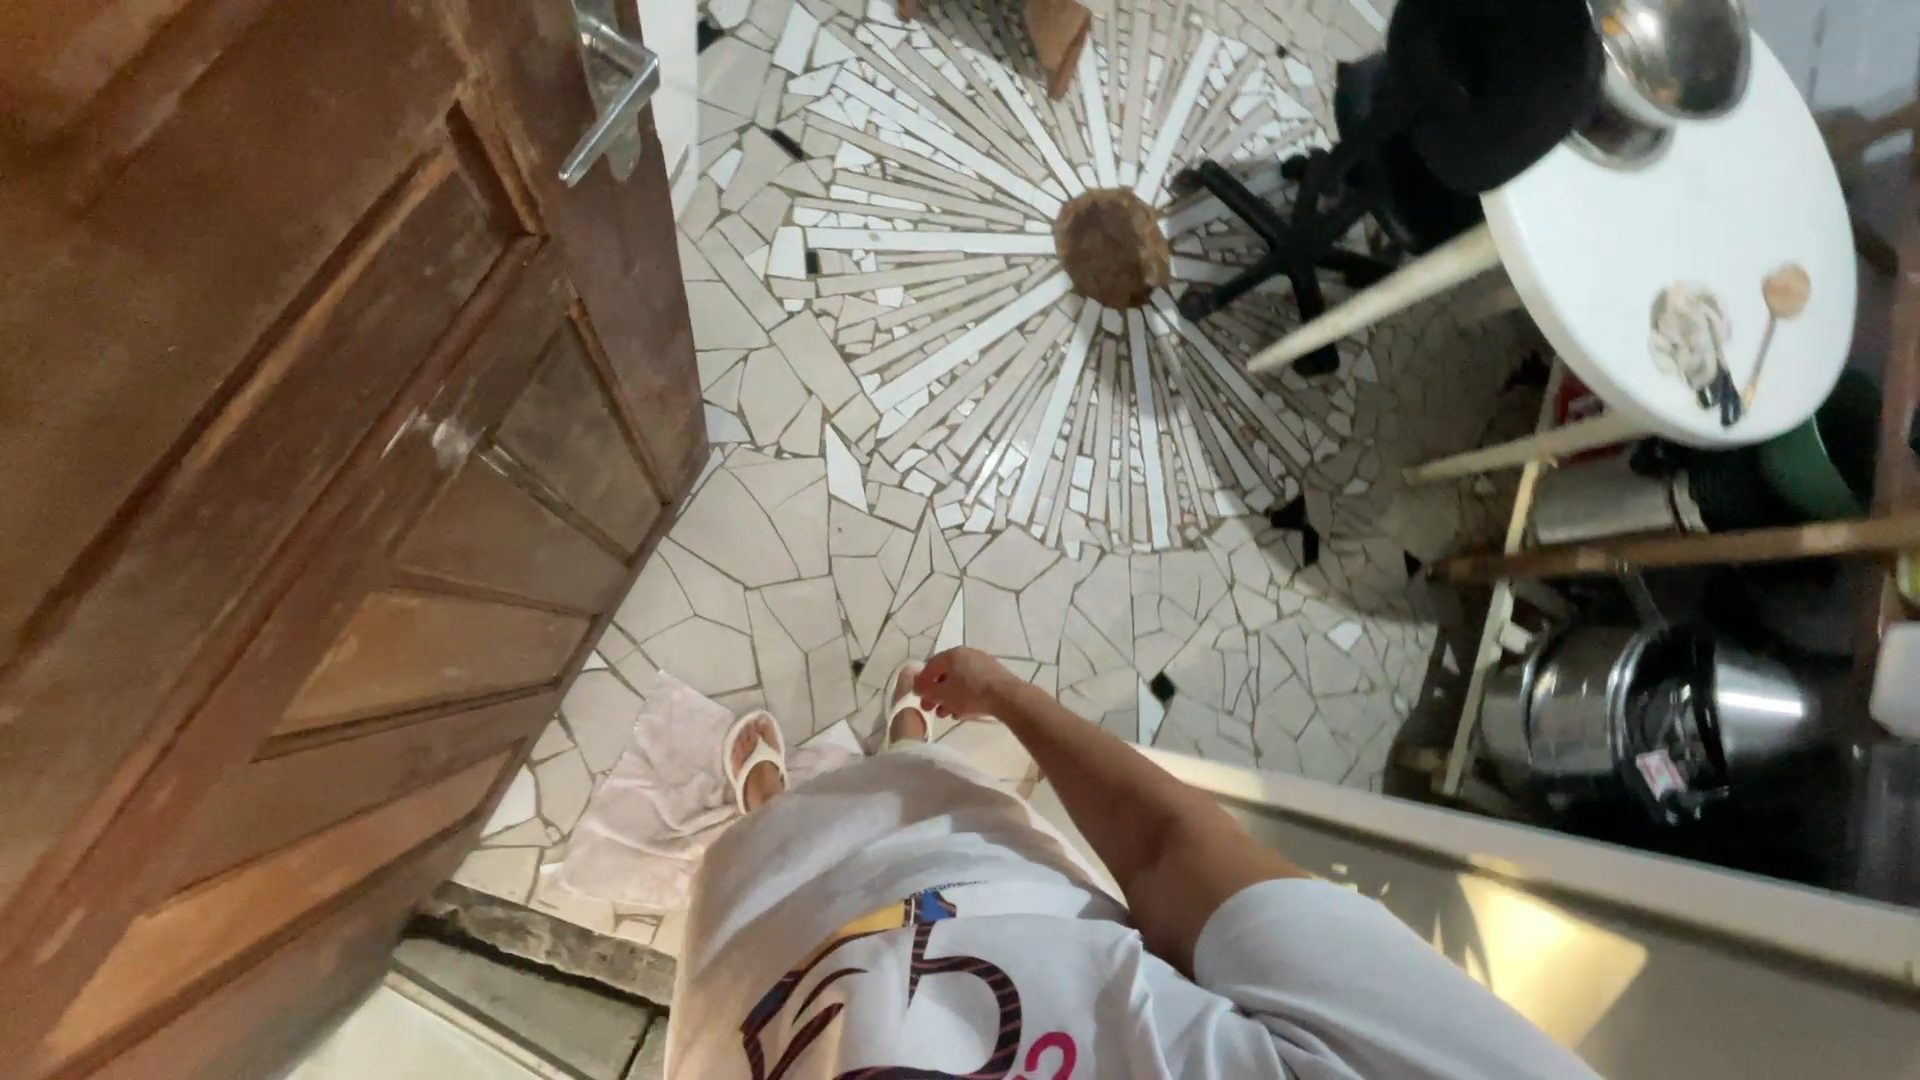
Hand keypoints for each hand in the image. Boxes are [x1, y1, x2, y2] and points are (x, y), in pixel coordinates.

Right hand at [913, 647, 1020, 718]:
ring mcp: (982, 664)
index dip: (921, 682)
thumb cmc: (970, 693)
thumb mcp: (943, 694)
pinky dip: (964, 697)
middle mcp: (967, 654)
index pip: (930, 666)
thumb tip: (918, 686)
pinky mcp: (994, 676)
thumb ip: (927, 690)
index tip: (918, 697)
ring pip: (960, 682)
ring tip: (946, 714)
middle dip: (936, 693)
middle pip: (946, 675)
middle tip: (931, 709)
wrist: (1007, 697)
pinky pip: (973, 685)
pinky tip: (962, 713)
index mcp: (953, 654)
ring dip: (949, 698)